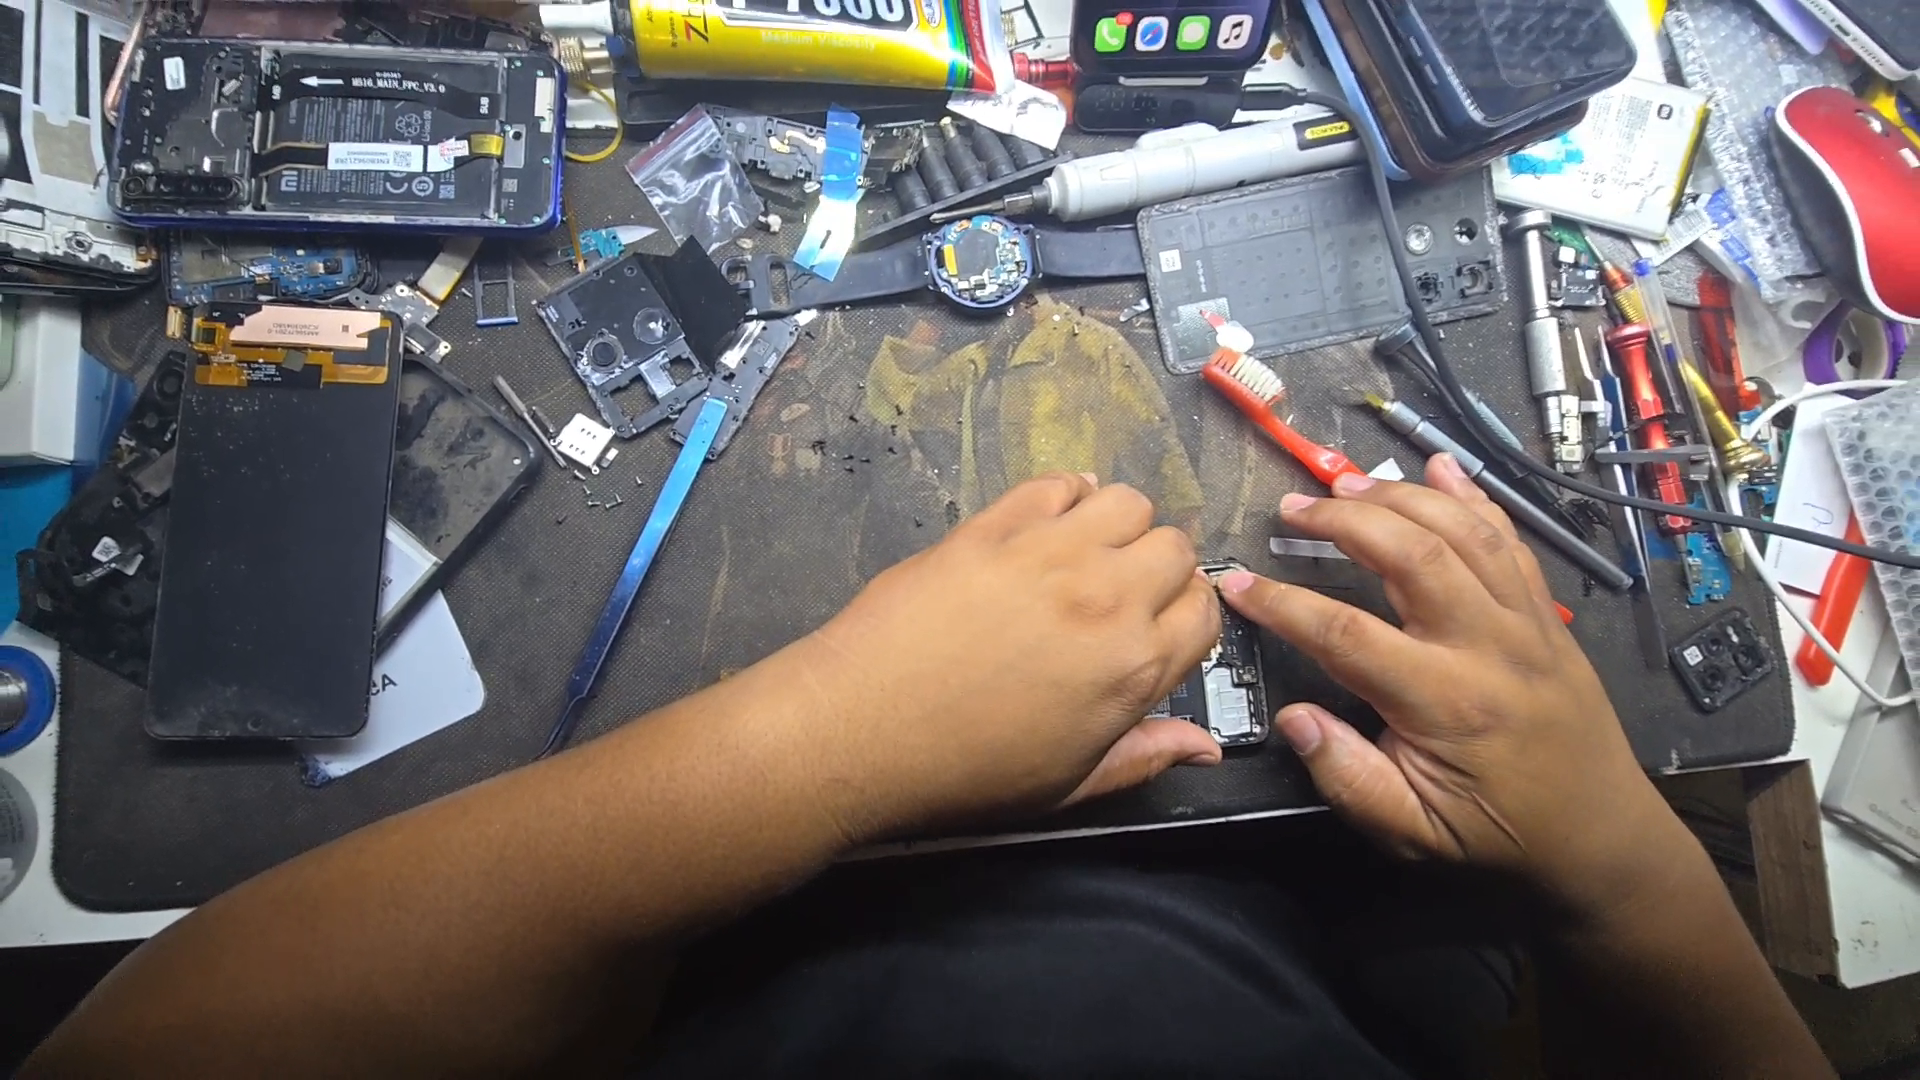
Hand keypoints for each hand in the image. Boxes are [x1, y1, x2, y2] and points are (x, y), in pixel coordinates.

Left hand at [788, 473, 1223, 842]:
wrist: (864, 729)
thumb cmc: (968, 772)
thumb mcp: (1068, 785)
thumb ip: (1145, 755)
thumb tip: (1208, 747)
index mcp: (1135, 665)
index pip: (1204, 612)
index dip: (1187, 615)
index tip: (1158, 624)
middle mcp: (1107, 596)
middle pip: (1174, 548)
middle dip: (1159, 567)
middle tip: (1117, 590)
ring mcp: (1048, 551)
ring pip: (1126, 502)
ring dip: (1119, 523)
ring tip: (1086, 549)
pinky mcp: (993, 525)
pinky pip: (1054, 483)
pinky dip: (1066, 493)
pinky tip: (1048, 517)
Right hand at [1219, 455, 1685, 921]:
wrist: (1606, 841)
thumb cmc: (1497, 836)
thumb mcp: (1411, 831)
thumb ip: (1346, 777)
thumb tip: (1293, 717)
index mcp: (1447, 701)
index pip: (1345, 634)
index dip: (1281, 603)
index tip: (1235, 584)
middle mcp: (1489, 646)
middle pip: (1412, 555)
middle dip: (1344, 521)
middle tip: (1291, 508)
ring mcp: (1527, 623)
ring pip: (1463, 533)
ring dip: (1399, 497)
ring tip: (1344, 482)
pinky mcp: (1546, 616)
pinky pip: (1510, 540)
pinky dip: (1473, 496)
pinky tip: (1440, 467)